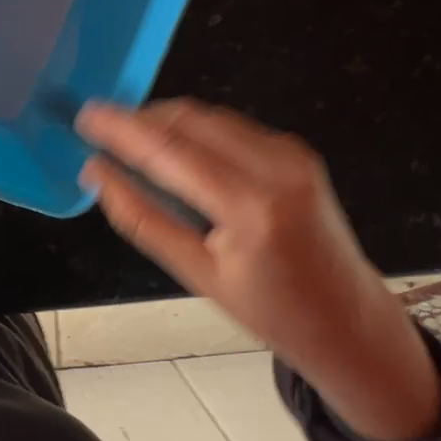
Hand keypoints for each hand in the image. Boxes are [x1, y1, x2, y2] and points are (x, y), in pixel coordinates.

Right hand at [76, 99, 440, 440]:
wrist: (354, 325)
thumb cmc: (274, 312)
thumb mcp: (197, 275)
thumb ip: (141, 217)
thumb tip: (96, 173)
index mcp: (251, 208)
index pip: (169, 149)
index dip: (121, 127)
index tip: (85, 115)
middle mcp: (276, 169)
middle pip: (188, 119)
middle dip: (140, 118)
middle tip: (102, 128)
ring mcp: (291, 155)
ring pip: (207, 115)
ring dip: (165, 120)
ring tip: (131, 140)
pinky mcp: (297, 150)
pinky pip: (230, 124)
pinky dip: (194, 128)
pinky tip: (176, 150)